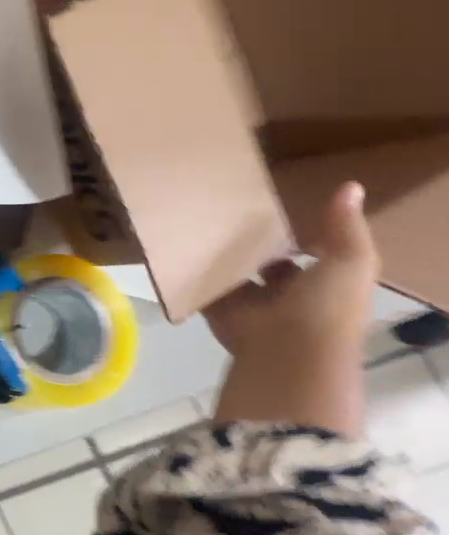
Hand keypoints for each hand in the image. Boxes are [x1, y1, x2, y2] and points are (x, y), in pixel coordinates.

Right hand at [205, 182, 379, 435]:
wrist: (287, 349)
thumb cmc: (328, 303)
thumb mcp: (352, 259)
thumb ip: (345, 226)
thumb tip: (349, 186)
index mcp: (321, 280)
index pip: (307, 253)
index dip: (297, 235)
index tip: (275, 212)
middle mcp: (284, 292)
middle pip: (264, 263)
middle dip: (252, 247)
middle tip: (230, 217)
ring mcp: (249, 303)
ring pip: (232, 275)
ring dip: (221, 259)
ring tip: (201, 227)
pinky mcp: (217, 310)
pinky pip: (202, 290)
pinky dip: (192, 276)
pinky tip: (182, 252)